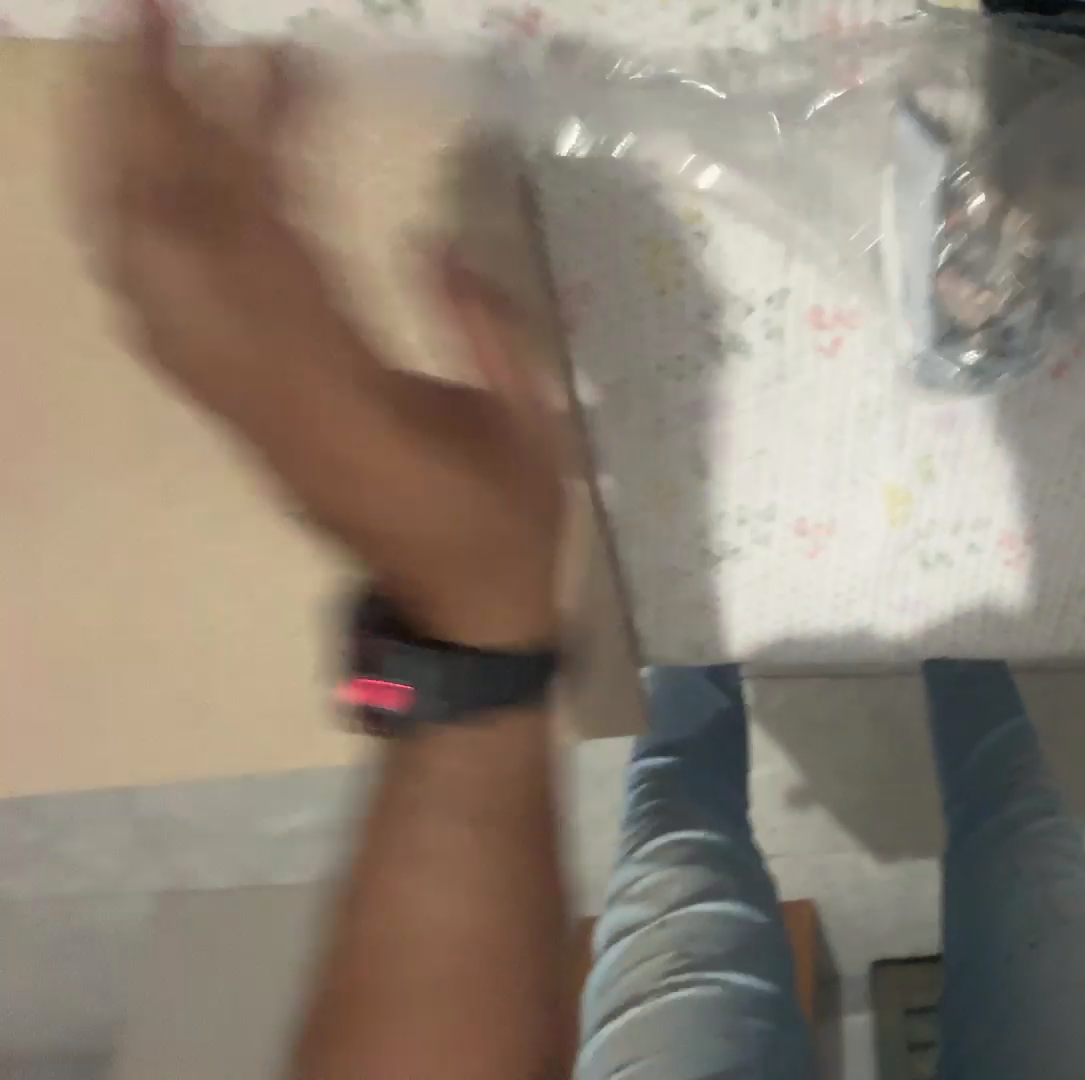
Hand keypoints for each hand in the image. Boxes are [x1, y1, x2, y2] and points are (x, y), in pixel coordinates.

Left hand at [81, 1, 564, 647]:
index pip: (273, 242)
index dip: (259, 140)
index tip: (280, 60)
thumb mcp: (535, 429)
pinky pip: (153, 309)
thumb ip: (490, 333)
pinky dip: (134, 228)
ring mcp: (234, 405)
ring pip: (135, 267)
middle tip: (160, 16)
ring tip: (137, 72)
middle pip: (166, 237)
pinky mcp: (232, 414)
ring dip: (118, 158)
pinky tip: (149, 180)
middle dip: (149, 114)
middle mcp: (264, 392)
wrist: (457, 608)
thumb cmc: (509, 522)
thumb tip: (431, 239)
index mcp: (351, 396)